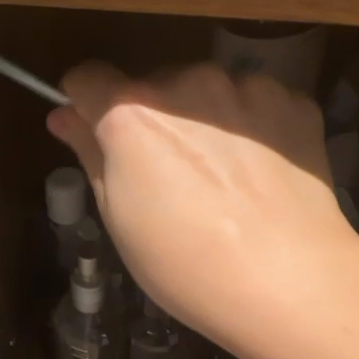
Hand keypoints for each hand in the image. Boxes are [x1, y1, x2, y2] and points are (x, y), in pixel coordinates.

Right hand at [48, 62, 358, 358]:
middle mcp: (187, 83)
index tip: (89, 132)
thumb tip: (64, 117)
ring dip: (198, 119)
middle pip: (149, 84)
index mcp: (132, 113)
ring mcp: (247, 87)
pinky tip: (253, 175)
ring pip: (203, 92)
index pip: (87, 78)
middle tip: (160, 175)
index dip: (83, 105)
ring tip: (214, 177)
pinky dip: (246, 127)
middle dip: (147, 118)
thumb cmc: (180, 262)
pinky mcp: (294, 102)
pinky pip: (252, 103)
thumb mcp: (117, 217)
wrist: (287, 281)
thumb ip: (90, 154)